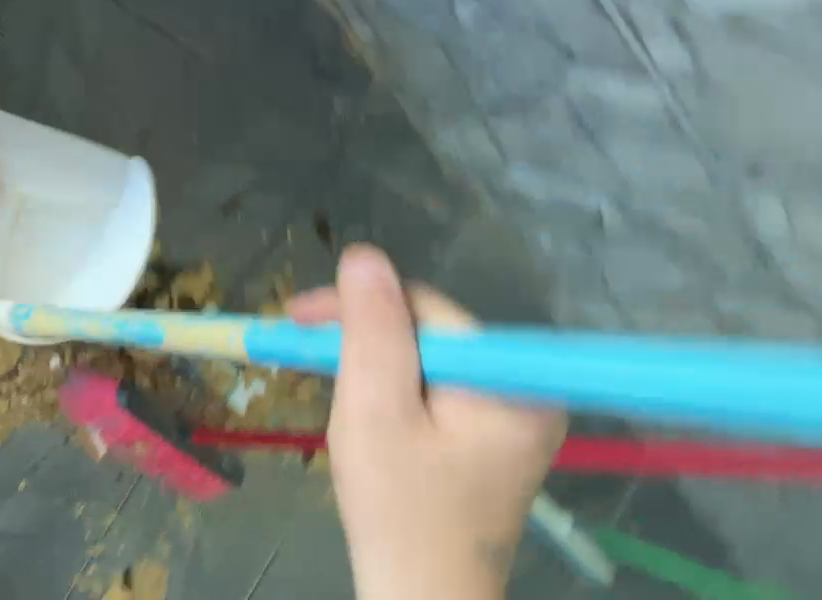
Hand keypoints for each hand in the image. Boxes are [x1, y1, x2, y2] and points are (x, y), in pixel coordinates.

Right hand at [285, 244, 564, 599]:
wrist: (421, 592)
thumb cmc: (398, 502)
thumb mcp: (374, 407)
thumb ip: (372, 327)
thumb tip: (365, 254)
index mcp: (511, 383)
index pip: (426, 309)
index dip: (356, 305)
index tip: (296, 319)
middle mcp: (525, 392)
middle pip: (427, 330)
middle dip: (359, 332)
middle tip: (298, 346)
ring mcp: (512, 417)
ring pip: (424, 356)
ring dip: (367, 356)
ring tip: (321, 372)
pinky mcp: (491, 438)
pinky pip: (431, 384)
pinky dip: (387, 382)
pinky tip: (358, 399)